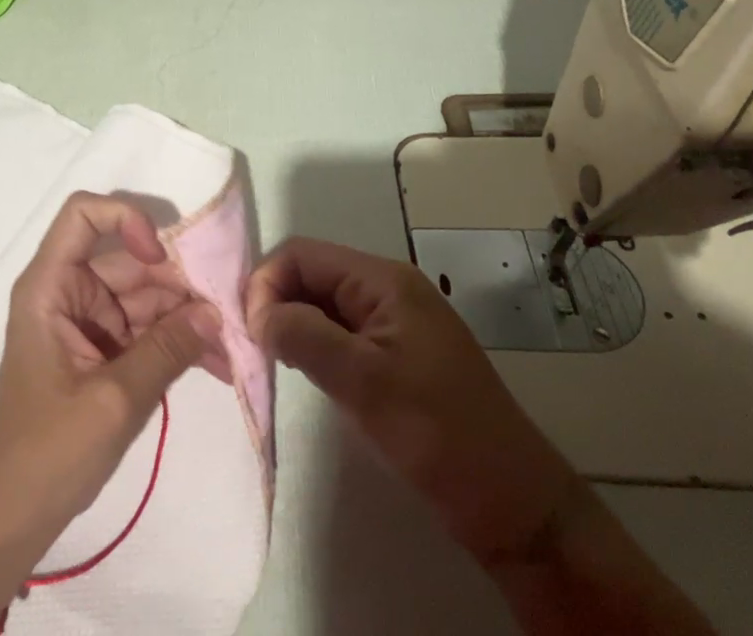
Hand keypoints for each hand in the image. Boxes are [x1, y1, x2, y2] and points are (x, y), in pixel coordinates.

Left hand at [0, 192, 223, 631]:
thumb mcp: (114, 398)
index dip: (126, 218)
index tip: (162, 258)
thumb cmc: (50, 449)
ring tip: (233, 347)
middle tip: (230, 314)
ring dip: (188, 318)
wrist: (17, 512)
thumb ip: (166, 349)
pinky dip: (178, 344)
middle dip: (180, 283)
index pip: (83, 216)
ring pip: (146, 297)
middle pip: (129, 260)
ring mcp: (88, 323)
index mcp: (50, 288)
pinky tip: (219, 366)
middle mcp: (68, 294)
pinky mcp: (104, 353)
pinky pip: (147, 331)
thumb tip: (214, 312)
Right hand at [243, 237, 573, 561]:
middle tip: (246, 351)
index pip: (300, 255)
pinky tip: (292, 372)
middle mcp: (385, 292)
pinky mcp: (390, 358)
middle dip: (271, 304)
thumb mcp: (362, 379)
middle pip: (308, 276)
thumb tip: (255, 314)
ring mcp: (390, 326)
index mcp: (383, 281)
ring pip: (319, 307)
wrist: (507, 498)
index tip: (247, 332)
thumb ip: (302, 335)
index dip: (265, 283)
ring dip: (286, 327)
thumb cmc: (435, 431)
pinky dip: (307, 347)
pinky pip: (336, 336)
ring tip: (263, 363)